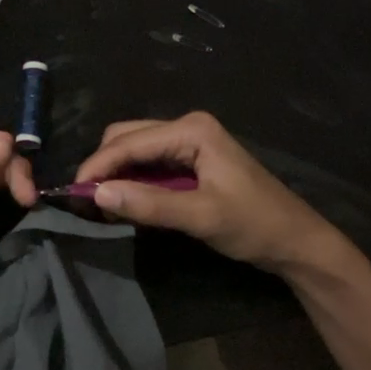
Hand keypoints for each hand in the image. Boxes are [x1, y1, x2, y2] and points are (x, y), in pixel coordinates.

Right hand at [74, 112, 343, 272]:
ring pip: (134, 149)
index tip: (72, 193)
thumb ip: (148, 203)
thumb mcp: (200, 216)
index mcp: (191, 129)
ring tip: (99, 203)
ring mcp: (189, 142)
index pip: (129, 142)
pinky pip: (149, 163)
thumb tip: (96, 194)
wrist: (298, 243)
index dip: (97, 166)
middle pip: (126, 137)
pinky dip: (131, 179)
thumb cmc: (254, 225)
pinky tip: (123, 200)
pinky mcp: (191, 159)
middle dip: (103, 165)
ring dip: (115, 173)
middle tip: (84, 200)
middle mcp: (187, 126)